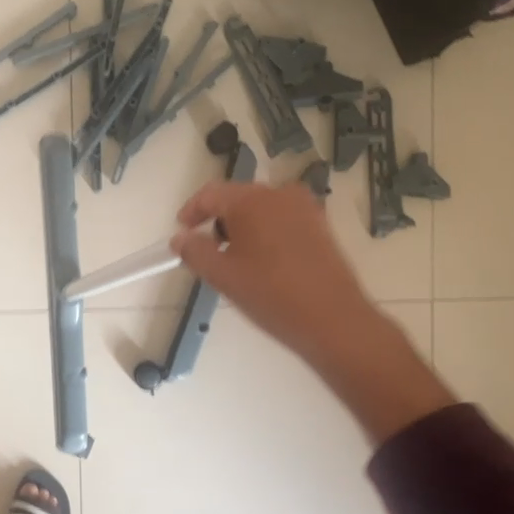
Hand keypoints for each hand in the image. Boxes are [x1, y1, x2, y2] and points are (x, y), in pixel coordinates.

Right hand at [170, 181, 376, 368]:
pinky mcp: (321, 226)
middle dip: (218, 221)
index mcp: (252, 200)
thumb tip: (180, 238)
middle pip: (238, 198)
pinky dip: (265, 234)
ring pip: (261, 210)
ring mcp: (305, 208)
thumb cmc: (271, 295)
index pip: (211, 194)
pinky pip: (282, 220)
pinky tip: (263, 264)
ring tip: (235, 261)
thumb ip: (195, 252)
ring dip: (242, 228)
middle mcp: (280, 194)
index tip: (181, 232)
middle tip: (207, 251)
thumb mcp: (223, 276)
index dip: (191, 211)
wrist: (333, 319)